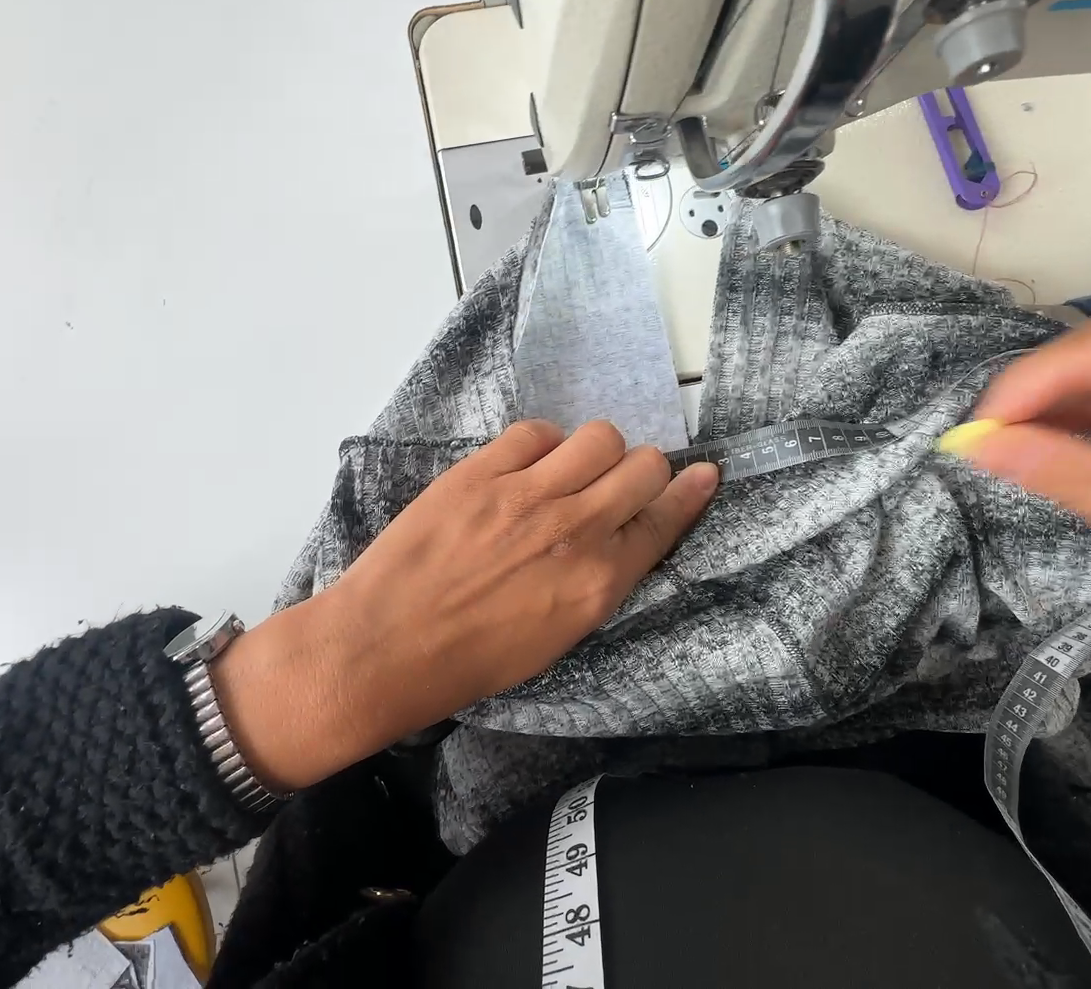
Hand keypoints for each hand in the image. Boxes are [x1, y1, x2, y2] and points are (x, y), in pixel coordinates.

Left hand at [213, 420, 718, 790]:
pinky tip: (525, 466)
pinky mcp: (481, 471)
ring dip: (595, 450)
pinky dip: (541, 444)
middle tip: (617, 482)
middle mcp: (575, 531)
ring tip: (569, 470)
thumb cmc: (473, 659)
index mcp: (597, 583)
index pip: (664, 521)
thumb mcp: (558, 636)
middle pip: (642, 466)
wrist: (386, 645)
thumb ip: (599, 580)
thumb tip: (621, 536)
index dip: (689, 493)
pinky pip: (536, 431)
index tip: (704, 474)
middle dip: (642, 470)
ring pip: (599, 436)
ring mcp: (527, 494)